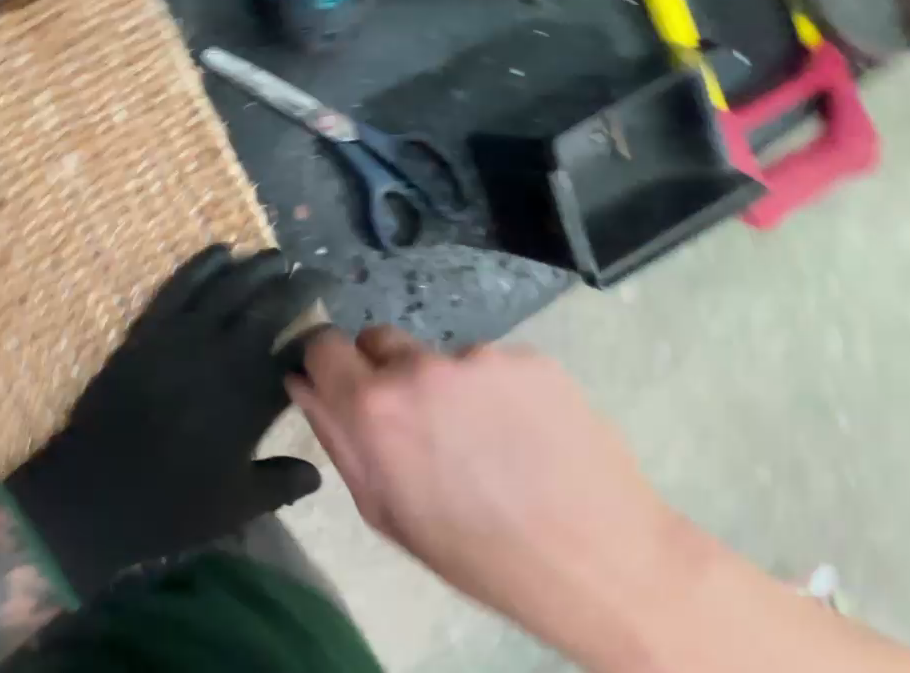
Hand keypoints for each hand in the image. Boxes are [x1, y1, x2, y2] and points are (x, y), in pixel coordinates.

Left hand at [3, 246, 337, 599]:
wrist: (94, 491)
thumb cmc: (169, 505)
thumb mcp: (237, 506)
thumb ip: (281, 484)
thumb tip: (317, 472)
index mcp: (250, 401)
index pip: (297, 356)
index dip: (321, 337)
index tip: (334, 328)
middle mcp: (221, 360)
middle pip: (269, 309)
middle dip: (299, 286)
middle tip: (318, 272)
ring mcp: (180, 340)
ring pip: (226, 289)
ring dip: (256, 268)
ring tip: (276, 256)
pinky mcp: (146, 331)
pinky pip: (177, 287)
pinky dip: (201, 265)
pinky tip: (219, 251)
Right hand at [288, 327, 697, 666]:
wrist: (607, 568)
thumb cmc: (478, 555)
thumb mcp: (385, 511)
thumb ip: (335, 437)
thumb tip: (302, 384)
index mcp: (373, 406)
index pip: (322, 345)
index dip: (329, 366)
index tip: (344, 388)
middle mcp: (418, 367)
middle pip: (377, 341)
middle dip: (386, 373)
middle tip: (421, 426)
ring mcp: (479, 359)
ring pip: (438, 356)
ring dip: (445, 385)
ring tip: (486, 440)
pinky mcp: (531, 359)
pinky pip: (491, 365)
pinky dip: (496, 391)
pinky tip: (524, 435)